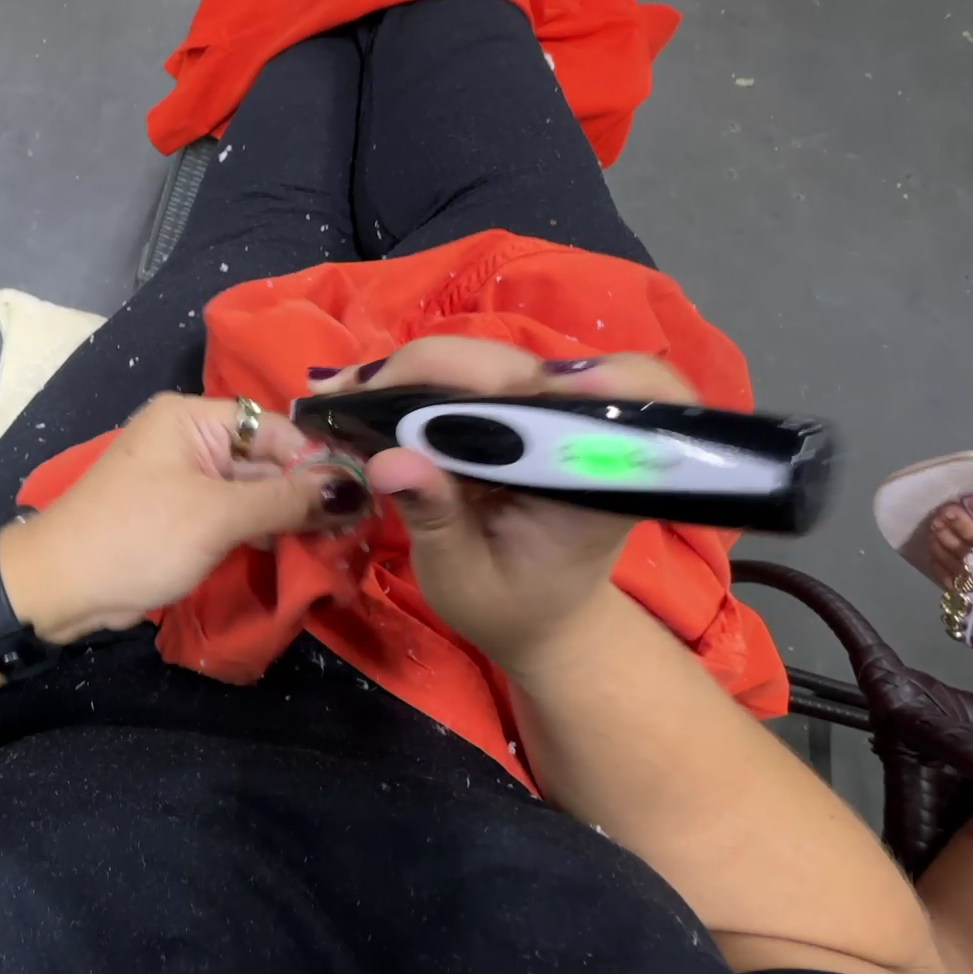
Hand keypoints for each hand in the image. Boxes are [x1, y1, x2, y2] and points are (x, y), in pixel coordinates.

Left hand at [1, 393, 367, 643]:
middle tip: (357, 526)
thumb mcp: (218, 516)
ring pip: (251, 489)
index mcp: (192, 419)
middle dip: (306, 491)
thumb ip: (286, 499)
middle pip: (264, 458)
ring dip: (288, 514)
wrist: (61, 587)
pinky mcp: (180, 514)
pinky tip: (296, 549)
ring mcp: (183, 479)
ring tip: (337, 542)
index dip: (316, 459)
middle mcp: (189, 439)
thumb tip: (353, 487)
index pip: (273, 427)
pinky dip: (260, 530)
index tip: (360, 495)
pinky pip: (232, 513)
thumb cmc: (139, 537)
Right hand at [307, 341, 697, 665]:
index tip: (549, 388)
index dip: (601, 383)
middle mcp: (577, 434)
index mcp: (597, 482)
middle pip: (521, 369)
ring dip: (416, 368)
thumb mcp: (464, 580)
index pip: (627, 405)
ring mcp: (541, 415)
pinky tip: (367, 390)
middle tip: (351, 391)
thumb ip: (435, 521)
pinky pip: (468, 375)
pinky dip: (416, 377)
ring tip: (345, 390)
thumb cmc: (511, 608)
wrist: (537, 612)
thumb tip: (389, 461)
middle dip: (435, 369)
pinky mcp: (511, 411)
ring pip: (488, 361)